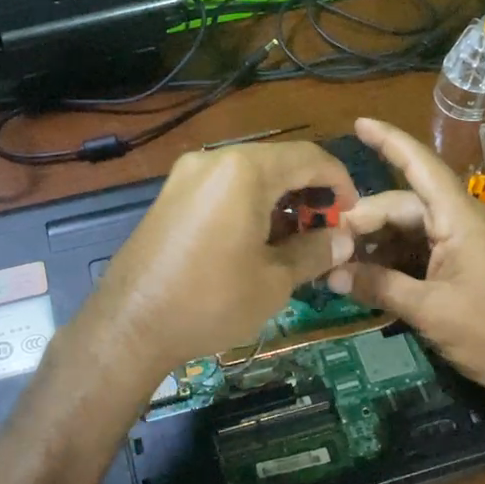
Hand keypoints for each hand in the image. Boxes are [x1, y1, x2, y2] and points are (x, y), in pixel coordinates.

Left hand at [83, 141, 358, 376]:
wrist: (130, 325)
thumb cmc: (210, 301)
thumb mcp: (274, 280)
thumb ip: (314, 251)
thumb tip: (343, 240)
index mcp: (244, 170)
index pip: (310, 158)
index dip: (340, 182)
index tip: (353, 213)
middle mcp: (214, 161)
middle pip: (278, 164)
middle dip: (309, 194)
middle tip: (326, 232)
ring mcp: (186, 177)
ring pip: (249, 178)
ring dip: (279, 202)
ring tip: (296, 243)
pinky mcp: (170, 198)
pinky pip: (222, 191)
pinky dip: (249, 207)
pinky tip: (258, 243)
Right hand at [326, 117, 484, 402]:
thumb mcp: (428, 310)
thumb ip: (378, 286)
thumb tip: (330, 274)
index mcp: (460, 218)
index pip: (420, 165)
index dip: (389, 141)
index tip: (358, 123)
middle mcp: (463, 222)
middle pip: (405, 205)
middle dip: (365, 220)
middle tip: (326, 243)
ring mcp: (467, 245)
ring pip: (411, 230)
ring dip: (377, 244)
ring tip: (339, 262)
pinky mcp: (467, 267)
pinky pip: (423, 252)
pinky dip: (395, 260)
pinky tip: (368, 276)